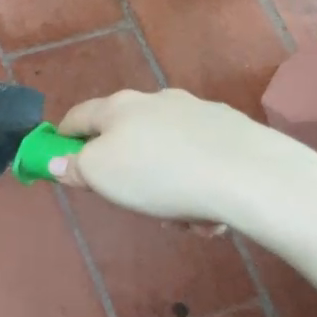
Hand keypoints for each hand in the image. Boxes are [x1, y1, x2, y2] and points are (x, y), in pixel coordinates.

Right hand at [51, 88, 312, 225]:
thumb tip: (59, 161)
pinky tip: (210, 211)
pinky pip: (202, 158)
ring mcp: (201, 113)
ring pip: (166, 149)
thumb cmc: (160, 175)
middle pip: (125, 135)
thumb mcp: (98, 175)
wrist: (258, 180)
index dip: (62, 140)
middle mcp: (158, 101)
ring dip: (163, 180)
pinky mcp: (239, 131)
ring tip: (180, 215)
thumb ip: (72, 167)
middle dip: (123, 168)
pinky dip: (198, 180)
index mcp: (118, 106)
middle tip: (128, 198)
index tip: (63, 165)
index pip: (76, 117)